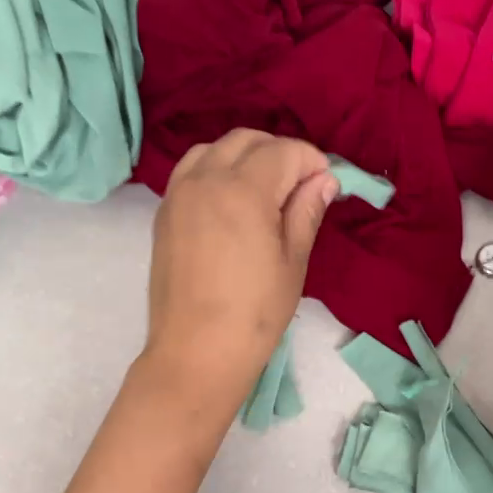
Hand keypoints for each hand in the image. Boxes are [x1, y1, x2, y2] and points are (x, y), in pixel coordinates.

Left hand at [144, 129, 336, 400]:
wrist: (196, 352)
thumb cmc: (255, 314)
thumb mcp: (292, 264)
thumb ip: (306, 212)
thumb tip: (323, 180)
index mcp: (243, 190)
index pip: (283, 152)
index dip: (311, 162)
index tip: (327, 184)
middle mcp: (206, 178)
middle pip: (246, 140)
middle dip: (278, 153)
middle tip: (300, 186)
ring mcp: (179, 193)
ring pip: (214, 150)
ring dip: (244, 157)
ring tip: (265, 192)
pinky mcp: (165, 213)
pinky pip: (192, 171)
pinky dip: (216, 171)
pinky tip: (232, 204)